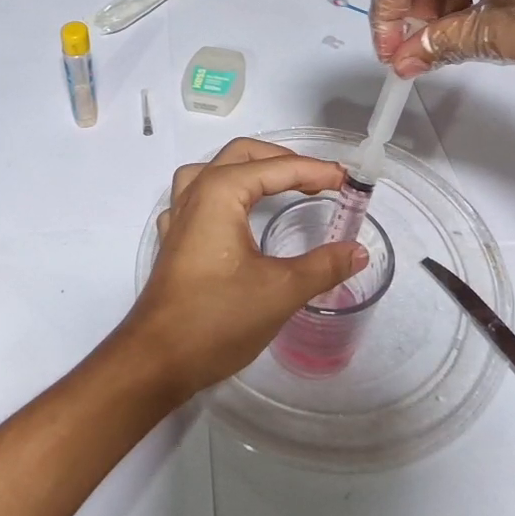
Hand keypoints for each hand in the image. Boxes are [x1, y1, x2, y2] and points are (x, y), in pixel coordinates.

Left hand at [118, 138, 368, 398]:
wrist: (157, 360)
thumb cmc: (217, 318)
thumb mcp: (281, 291)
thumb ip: (323, 266)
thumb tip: (357, 251)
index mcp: (220, 193)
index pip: (276, 169)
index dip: (315, 171)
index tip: (348, 182)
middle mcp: (196, 193)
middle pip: (243, 155)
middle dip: (284, 161)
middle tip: (321, 180)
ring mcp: (179, 216)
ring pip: (215, 170)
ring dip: (250, 169)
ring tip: (281, 185)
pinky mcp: (175, 240)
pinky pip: (198, 197)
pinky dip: (224, 193)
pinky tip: (235, 214)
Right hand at [370, 0, 514, 78]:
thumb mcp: (508, 36)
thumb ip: (447, 44)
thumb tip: (405, 59)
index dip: (386, 19)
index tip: (392, 59)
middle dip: (410, 16)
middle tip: (415, 60)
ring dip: (438, 11)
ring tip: (445, 51)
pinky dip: (467, 1)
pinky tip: (475, 30)